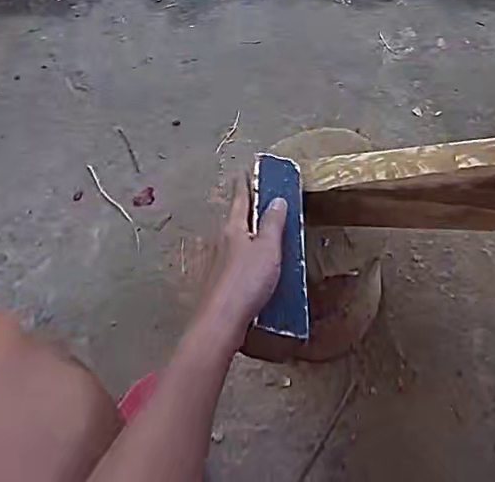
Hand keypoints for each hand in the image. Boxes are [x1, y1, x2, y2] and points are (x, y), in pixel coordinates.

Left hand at [198, 180, 287, 339]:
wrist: (220, 324)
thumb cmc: (246, 281)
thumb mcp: (268, 248)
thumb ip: (273, 223)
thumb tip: (276, 199)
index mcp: (234, 228)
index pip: (241, 199)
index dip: (245, 184)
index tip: (245, 171)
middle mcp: (222, 242)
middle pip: (236, 220)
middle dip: (246, 210)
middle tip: (259, 199)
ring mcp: (218, 264)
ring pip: (234, 242)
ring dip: (247, 235)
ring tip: (262, 233)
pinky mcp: (219, 284)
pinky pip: (235, 262)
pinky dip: (246, 257)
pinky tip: (254, 268)